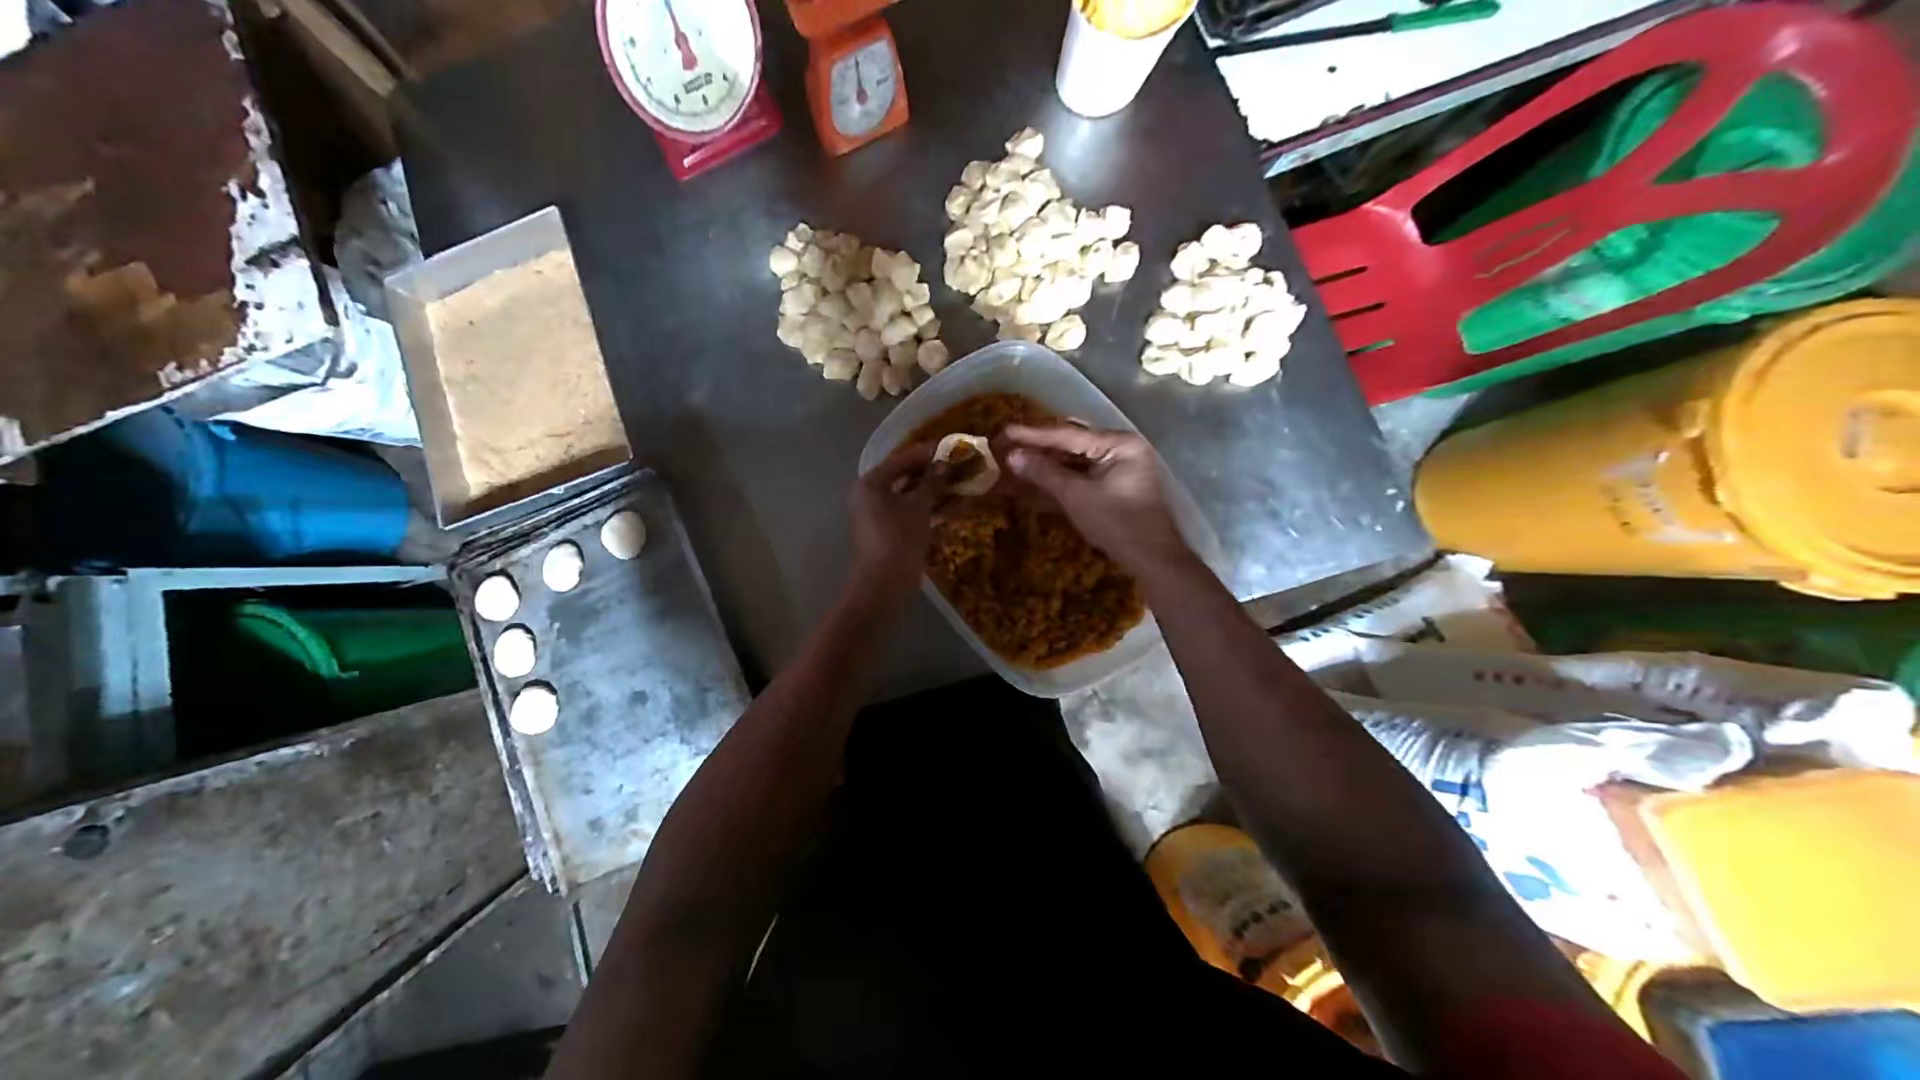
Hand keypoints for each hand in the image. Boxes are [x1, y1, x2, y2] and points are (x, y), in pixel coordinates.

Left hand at [849, 440, 942, 595]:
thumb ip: (932, 483)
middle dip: (926, 470)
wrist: (884, 582)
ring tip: (951, 481)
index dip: (924, 452)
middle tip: (952, 463)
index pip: (900, 459)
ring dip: (926, 487)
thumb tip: (944, 465)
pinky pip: (904, 509)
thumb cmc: (899, 538)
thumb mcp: (919, 507)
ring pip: (904, 493)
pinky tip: (943, 503)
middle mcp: (868, 494)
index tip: (947, 447)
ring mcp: (874, 513)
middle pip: (900, 474)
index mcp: (871, 483)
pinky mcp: (884, 529)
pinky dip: (922, 504)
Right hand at [1002, 424, 1194, 576]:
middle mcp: (1121, 449)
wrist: (1153, 560)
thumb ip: (1044, 473)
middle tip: (1006, 445)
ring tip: (1014, 464)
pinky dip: (1060, 481)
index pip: (1068, 434)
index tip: (1004, 431)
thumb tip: (1012, 457)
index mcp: (1119, 443)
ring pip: (1075, 461)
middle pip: (1071, 444)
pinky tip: (1034, 484)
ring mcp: (1119, 468)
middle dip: (1038, 448)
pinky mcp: (1115, 488)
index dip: (1032, 435)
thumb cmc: (1118, 524)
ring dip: (1046, 466)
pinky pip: (1083, 477)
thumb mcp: (1077, 496)